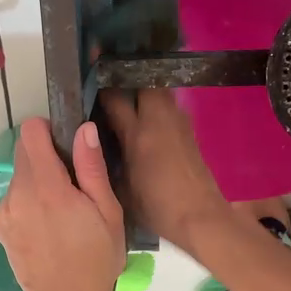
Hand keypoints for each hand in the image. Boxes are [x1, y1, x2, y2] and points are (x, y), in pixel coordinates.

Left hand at [0, 117, 124, 290]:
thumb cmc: (95, 258)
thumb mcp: (107, 211)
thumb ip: (91, 167)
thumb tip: (83, 129)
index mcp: (46, 186)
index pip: (31, 132)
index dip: (48, 130)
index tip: (66, 145)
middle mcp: (18, 193)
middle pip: (24, 153)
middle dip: (45, 157)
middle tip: (73, 183)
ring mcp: (5, 211)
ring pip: (19, 176)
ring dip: (37, 181)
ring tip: (62, 210)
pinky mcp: (0, 226)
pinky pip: (13, 199)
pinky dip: (28, 202)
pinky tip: (47, 226)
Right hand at [98, 89, 230, 251]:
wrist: (200, 216)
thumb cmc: (156, 207)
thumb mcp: (120, 188)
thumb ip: (106, 162)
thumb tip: (94, 146)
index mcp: (136, 134)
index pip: (114, 98)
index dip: (101, 85)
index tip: (91, 78)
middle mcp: (158, 120)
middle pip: (144, 80)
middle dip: (129, 74)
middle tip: (114, 78)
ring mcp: (178, 122)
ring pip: (160, 90)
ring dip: (145, 87)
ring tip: (130, 93)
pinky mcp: (189, 131)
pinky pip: (169, 106)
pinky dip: (157, 104)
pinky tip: (148, 118)